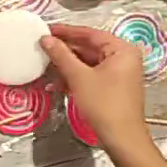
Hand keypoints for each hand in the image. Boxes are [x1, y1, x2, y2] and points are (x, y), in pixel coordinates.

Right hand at [39, 23, 147, 151]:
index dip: (67, 32)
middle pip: (89, 48)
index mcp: (121, 50)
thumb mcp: (79, 77)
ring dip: (67, 67)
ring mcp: (119, 73)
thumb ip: (61, 56)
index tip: (47, 29)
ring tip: (46, 67)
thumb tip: (45, 39)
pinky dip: (75, 78)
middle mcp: (123, 58)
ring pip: (89, 63)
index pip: (90, 34)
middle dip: (65, 51)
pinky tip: (57, 85)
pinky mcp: (113, 87)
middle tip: (43, 47)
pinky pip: (91, 76)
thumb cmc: (103, 104)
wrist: (121, 137)